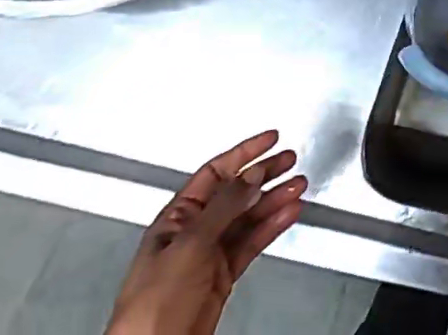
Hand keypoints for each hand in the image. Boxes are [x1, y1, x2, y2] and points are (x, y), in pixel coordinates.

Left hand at [105, 131, 307, 334]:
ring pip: (249, 217)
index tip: (268, 139)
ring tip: (297, 185)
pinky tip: (287, 214)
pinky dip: (272, 226)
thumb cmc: (150, 309)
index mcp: (177, 217)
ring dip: (274, 199)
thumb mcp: (189, 245)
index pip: (216, 172)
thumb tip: (250, 176)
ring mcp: (208, 255)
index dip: (244, 153)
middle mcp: (193, 232)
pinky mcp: (222, 276)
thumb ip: (224, 206)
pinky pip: (253, 241)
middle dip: (265, 173)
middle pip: (236, 192)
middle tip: (289, 159)